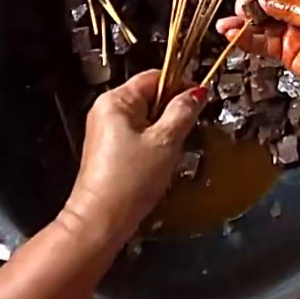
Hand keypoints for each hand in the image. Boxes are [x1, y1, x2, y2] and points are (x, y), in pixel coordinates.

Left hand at [62, 69, 203, 244]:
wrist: (100, 221)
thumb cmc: (129, 181)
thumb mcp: (165, 143)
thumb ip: (183, 113)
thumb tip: (196, 92)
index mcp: (116, 100)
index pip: (154, 77)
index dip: (179, 85)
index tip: (199, 98)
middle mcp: (105, 108)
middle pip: (149, 96)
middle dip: (171, 112)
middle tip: (185, 132)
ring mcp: (104, 128)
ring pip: (144, 117)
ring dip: (163, 130)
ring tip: (169, 152)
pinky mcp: (107, 147)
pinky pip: (135, 133)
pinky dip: (151, 142)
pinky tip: (156, 162)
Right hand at [214, 0, 299, 99]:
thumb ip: (287, 5)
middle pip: (271, 5)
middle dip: (253, 5)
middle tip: (241, 6)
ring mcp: (295, 34)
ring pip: (263, 25)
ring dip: (244, 23)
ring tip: (227, 23)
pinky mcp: (288, 54)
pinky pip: (263, 43)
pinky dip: (247, 39)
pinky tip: (233, 35)